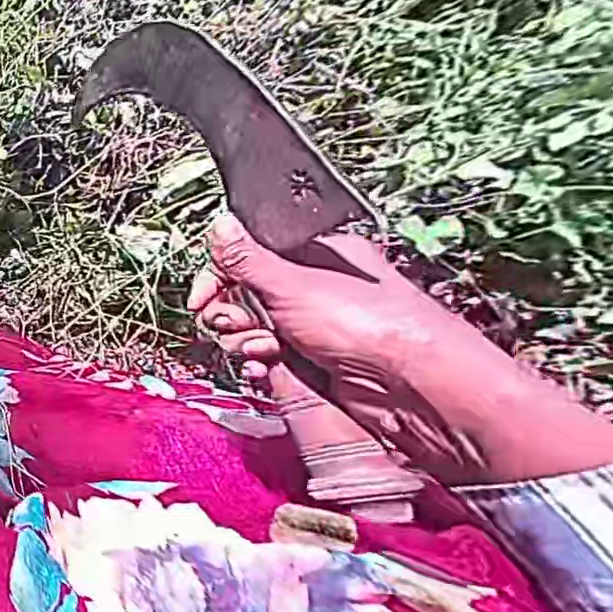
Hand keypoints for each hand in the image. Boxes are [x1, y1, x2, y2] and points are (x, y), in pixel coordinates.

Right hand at [187, 213, 612, 483]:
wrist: (411, 388)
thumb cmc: (374, 327)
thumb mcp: (296, 285)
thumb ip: (248, 258)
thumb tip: (221, 222)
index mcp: (314, 256)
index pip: (242, 258)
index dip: (216, 278)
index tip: (201, 298)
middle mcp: (307, 288)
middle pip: (235, 294)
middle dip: (228, 313)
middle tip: (238, 323)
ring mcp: (303, 323)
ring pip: (241, 326)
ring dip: (242, 339)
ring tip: (267, 347)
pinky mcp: (301, 355)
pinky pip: (256, 353)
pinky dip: (254, 360)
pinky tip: (268, 363)